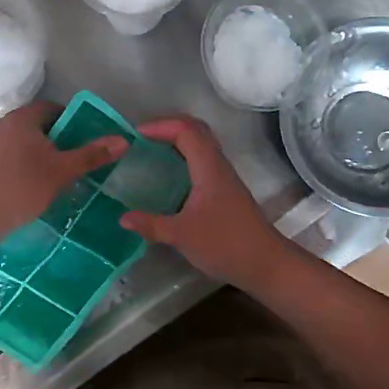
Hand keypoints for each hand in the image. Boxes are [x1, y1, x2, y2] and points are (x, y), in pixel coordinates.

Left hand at [0, 101, 125, 247]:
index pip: (53, 107)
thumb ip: (92, 155)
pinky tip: (40, 188)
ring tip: (65, 176)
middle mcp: (4, 126)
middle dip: (63, 141)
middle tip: (82, 160)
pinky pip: (16, 159)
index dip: (74, 120)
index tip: (90, 139)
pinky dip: (31, 167)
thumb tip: (124, 140)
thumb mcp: (62, 171)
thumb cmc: (21, 187)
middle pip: (41, 126)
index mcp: (22, 118)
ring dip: (46, 156)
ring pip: (28, 145)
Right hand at [119, 116, 293, 287]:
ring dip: (178, 141)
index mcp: (209, 169)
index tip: (135, 135)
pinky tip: (170, 178)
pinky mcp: (227, 192)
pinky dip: (185, 158)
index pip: (186, 130)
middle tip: (142, 139)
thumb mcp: (182, 236)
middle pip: (197, 130)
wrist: (265, 262)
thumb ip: (151, 225)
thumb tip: (123, 218)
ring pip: (203, 146)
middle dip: (169, 127)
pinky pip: (204, 162)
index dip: (160, 126)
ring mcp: (225, 179)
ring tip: (151, 153)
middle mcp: (219, 167)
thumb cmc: (225, 245)